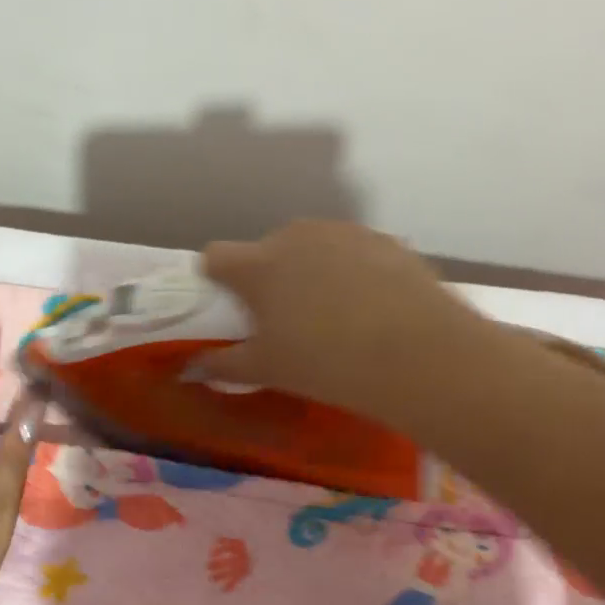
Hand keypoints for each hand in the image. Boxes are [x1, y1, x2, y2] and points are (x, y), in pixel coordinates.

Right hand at [195, 221, 488, 422]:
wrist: (416, 353)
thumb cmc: (323, 362)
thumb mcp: (266, 370)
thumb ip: (222, 365)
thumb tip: (188, 370)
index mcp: (257, 264)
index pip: (215, 256)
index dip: (215, 279)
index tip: (228, 306)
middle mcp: (296, 236)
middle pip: (266, 248)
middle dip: (268, 276)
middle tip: (282, 320)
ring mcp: (345, 233)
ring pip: (313, 247)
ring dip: (311, 272)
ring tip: (331, 316)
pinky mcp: (387, 241)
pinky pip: (354, 254)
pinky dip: (352, 274)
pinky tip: (370, 310)